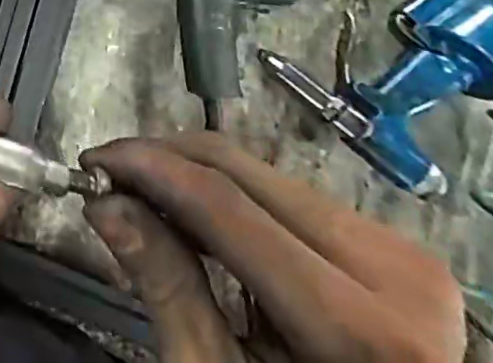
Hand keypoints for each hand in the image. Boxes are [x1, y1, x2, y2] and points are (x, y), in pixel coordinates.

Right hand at [81, 134, 466, 362]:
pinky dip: (229, 194)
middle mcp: (396, 270)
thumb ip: (168, 289)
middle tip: (105, 172)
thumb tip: (105, 204)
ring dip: (192, 174)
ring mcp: (402, 253)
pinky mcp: (393, 247)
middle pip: (247, 176)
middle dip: (163, 162)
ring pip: (264, 175)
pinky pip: (289, 195)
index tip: (91, 161)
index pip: (229, 206)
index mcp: (364, 331)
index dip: (150, 169)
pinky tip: (193, 215)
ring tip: (142, 196)